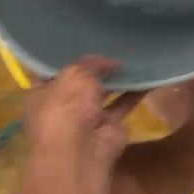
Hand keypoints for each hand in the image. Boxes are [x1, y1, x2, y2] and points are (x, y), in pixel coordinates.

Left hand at [22, 56, 142, 173]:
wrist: (81, 149)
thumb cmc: (66, 108)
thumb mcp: (75, 74)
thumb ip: (91, 63)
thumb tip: (110, 63)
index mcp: (42, 96)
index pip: (52, 74)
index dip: (68, 59)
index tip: (87, 43)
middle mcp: (61, 107)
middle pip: (81, 83)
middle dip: (98, 69)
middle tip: (118, 48)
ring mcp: (84, 117)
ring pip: (104, 93)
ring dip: (119, 79)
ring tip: (137, 58)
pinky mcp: (108, 125)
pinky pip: (124, 103)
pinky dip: (137, 91)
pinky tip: (151, 75)